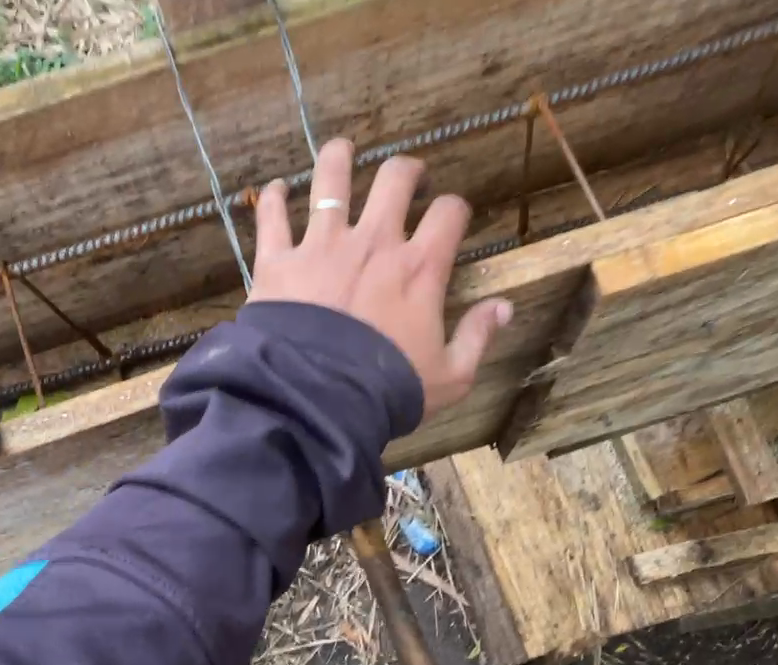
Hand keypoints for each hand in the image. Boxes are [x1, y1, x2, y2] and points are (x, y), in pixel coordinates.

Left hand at [250, 138, 513, 421]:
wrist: (318, 401)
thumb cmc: (388, 391)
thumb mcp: (450, 376)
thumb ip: (478, 337)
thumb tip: (505, 307)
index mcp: (419, 267)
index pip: (449, 213)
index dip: (453, 210)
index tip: (450, 217)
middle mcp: (373, 242)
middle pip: (394, 180)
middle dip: (405, 171)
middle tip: (407, 179)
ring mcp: (322, 246)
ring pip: (331, 180)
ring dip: (338, 159)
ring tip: (341, 151)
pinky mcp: (278, 261)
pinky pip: (272, 217)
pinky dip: (273, 199)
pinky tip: (277, 189)